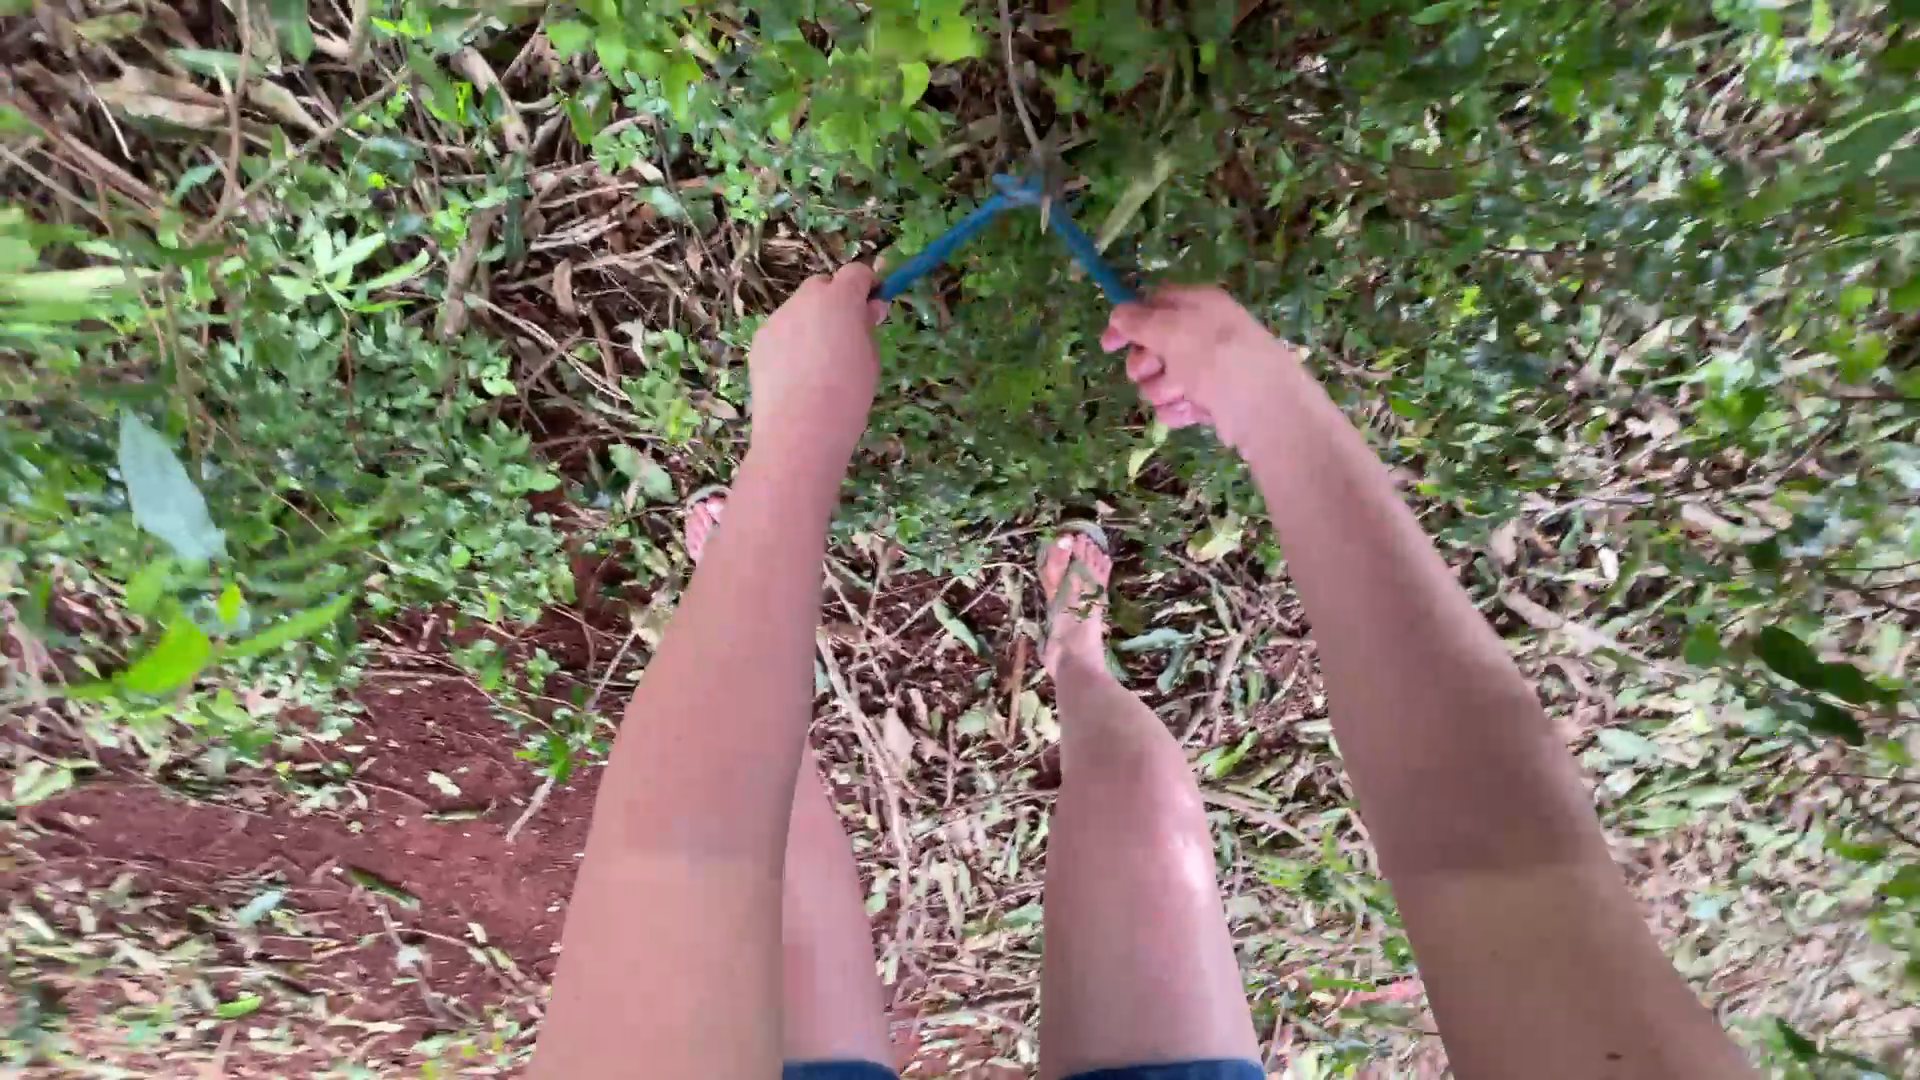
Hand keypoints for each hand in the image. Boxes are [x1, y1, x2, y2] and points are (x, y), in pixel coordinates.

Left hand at [748, 262, 886, 457]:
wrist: (801, 431)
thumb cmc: (848, 396)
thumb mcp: (870, 360)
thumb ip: (867, 328)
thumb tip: (868, 310)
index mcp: (838, 300)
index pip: (856, 273)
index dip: (867, 286)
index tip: (874, 305)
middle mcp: (803, 301)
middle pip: (822, 286)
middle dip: (835, 302)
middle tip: (846, 336)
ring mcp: (777, 320)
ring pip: (799, 311)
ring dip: (812, 324)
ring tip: (820, 365)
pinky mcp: (759, 343)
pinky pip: (782, 334)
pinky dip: (792, 345)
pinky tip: (798, 377)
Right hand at [1101, 285, 1301, 446]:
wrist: (1264, 408)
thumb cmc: (1218, 359)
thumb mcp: (1173, 330)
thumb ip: (1140, 321)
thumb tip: (1117, 313)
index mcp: (1197, 305)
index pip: (1151, 304)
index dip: (1127, 323)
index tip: (1108, 345)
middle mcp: (1200, 334)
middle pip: (1149, 347)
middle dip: (1145, 364)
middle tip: (1154, 370)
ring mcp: (1204, 369)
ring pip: (1158, 380)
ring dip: (1163, 390)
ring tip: (1185, 393)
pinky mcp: (1207, 401)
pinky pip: (1174, 404)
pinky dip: (1179, 410)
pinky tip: (1193, 411)